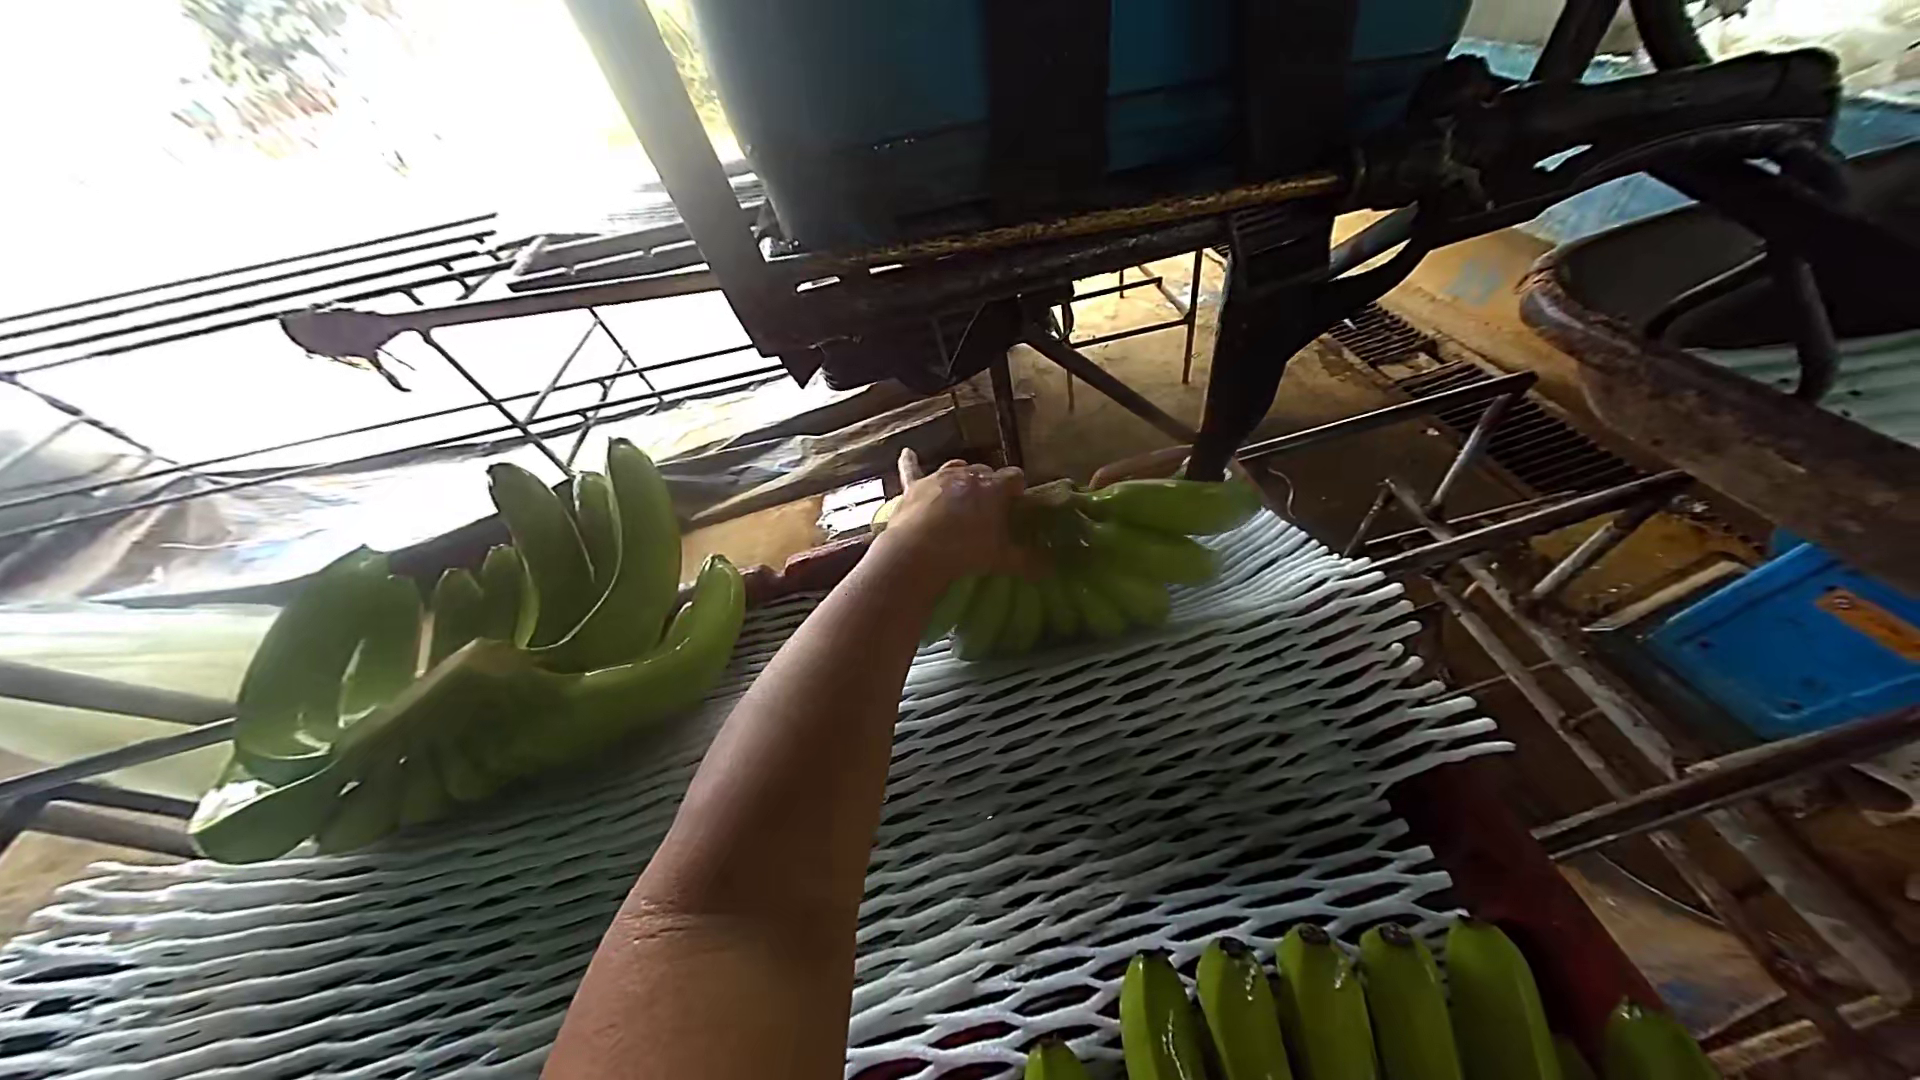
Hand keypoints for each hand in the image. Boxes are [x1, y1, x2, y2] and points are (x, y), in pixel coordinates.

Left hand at [871, 456, 1024, 586]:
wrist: (919, 551)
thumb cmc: (966, 551)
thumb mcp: (1002, 559)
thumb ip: (1027, 561)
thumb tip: (1049, 568)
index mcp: (993, 488)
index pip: (1014, 477)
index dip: (1017, 487)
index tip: (1017, 501)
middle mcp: (967, 475)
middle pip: (984, 472)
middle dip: (989, 484)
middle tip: (990, 506)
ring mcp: (938, 478)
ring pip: (955, 468)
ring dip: (962, 476)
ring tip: (964, 490)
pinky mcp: (914, 488)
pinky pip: (911, 470)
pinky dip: (909, 462)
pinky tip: (906, 453)